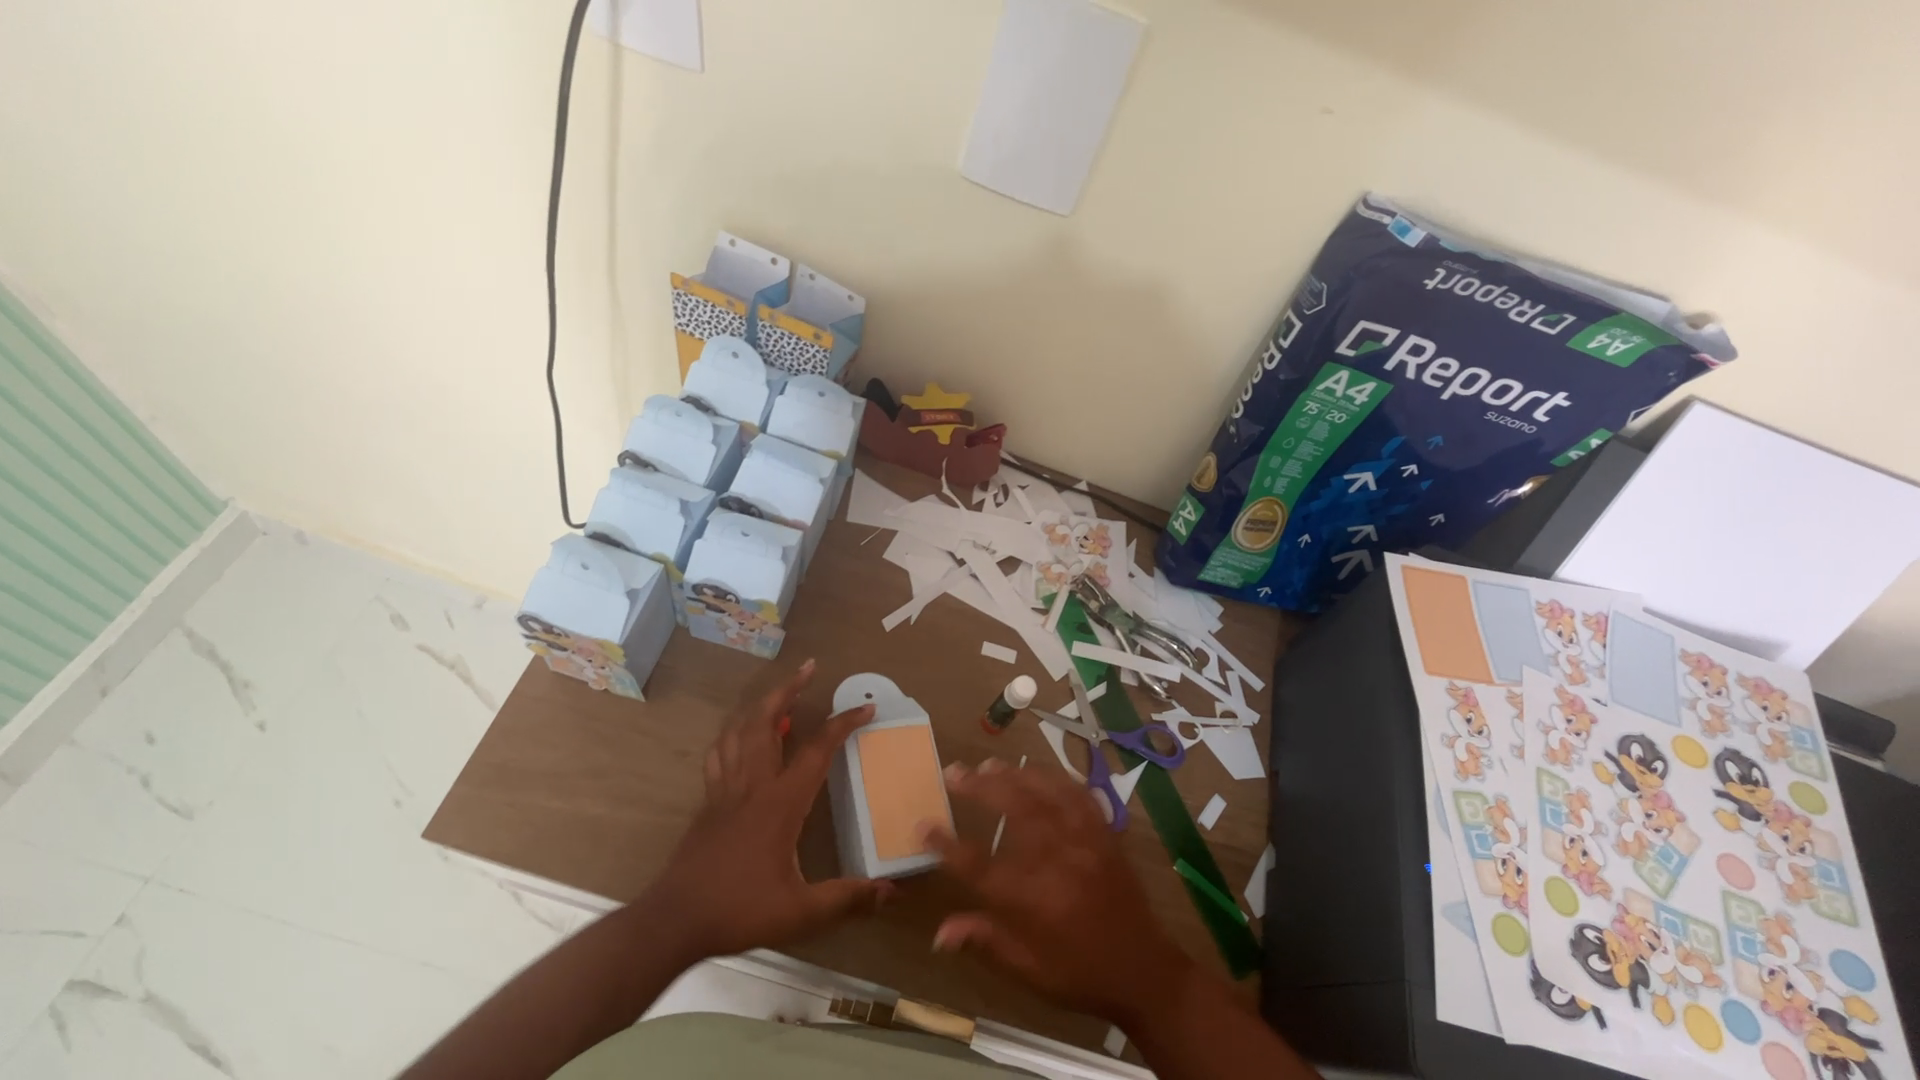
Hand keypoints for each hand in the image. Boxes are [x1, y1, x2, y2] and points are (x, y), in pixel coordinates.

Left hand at [647, 659, 891, 960]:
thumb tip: (892, 893)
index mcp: (780, 803)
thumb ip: (847, 898)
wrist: (675, 920)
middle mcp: (751, 786)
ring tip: (779, 695)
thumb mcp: (801, 912)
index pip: (817, 750)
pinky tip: (739, 737)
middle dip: (789, 690)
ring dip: (760, 706)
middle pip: (766, 721)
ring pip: (738, 731)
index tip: (866, 708)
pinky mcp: (707, 803)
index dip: (843, 725)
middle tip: (808, 669)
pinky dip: (733, 735)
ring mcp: (724, 791)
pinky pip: (720, 754)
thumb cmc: (740, 910)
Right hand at [921, 760, 1196, 1026]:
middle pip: (1014, 810)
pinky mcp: (1107, 836)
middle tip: (954, 772)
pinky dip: (1057, 779)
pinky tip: (1039, 773)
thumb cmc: (1081, 975)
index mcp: (1034, 899)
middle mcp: (1059, 861)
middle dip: (980, 787)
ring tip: (988, 764)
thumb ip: (985, 941)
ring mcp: (1087, 843)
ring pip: (1047, 794)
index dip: (947, 845)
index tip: (922, 826)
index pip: (978, 865)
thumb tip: (939, 933)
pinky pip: (1080, 796)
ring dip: (1015, 774)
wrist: (1146, 972)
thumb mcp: (1029, 971)